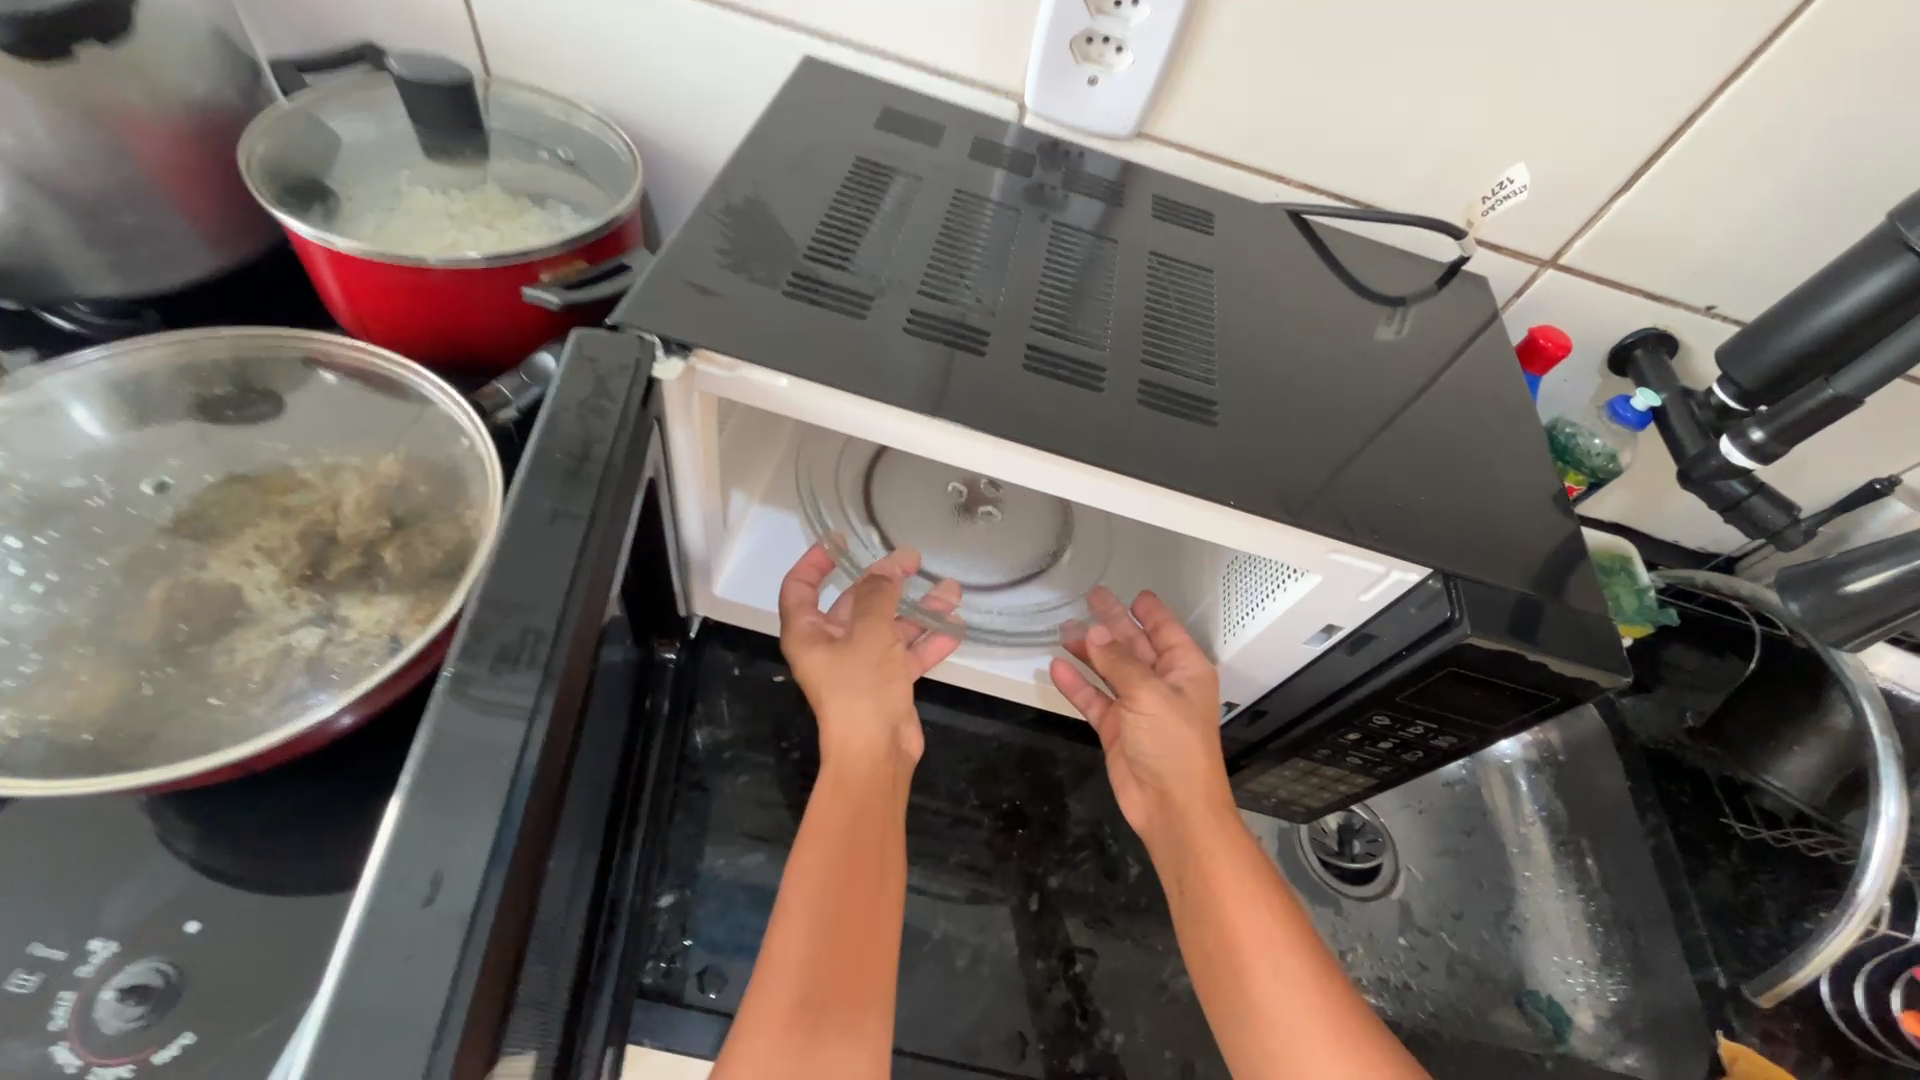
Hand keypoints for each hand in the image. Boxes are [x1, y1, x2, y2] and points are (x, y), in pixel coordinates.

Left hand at [778, 541, 961, 770]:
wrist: (876, 753)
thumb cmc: (860, 687)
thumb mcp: (868, 632)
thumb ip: (878, 593)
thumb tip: (887, 568)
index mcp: (809, 633)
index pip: (800, 587)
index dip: (815, 561)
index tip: (840, 541)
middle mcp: (831, 646)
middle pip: (855, 602)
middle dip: (885, 581)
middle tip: (914, 560)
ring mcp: (861, 665)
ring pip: (889, 627)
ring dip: (918, 610)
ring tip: (951, 590)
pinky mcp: (887, 683)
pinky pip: (908, 654)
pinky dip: (929, 641)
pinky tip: (955, 627)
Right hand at [1049, 587, 1235, 843]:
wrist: (1172, 808)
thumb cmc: (1174, 746)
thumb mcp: (1149, 694)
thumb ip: (1118, 661)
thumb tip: (1093, 631)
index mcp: (1184, 670)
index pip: (1165, 630)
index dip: (1149, 611)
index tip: (1132, 593)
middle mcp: (1162, 684)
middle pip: (1133, 645)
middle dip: (1111, 623)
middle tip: (1089, 599)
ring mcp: (1138, 706)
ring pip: (1110, 670)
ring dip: (1089, 651)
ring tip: (1064, 629)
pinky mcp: (1117, 728)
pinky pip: (1094, 698)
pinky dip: (1077, 684)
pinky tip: (1058, 667)